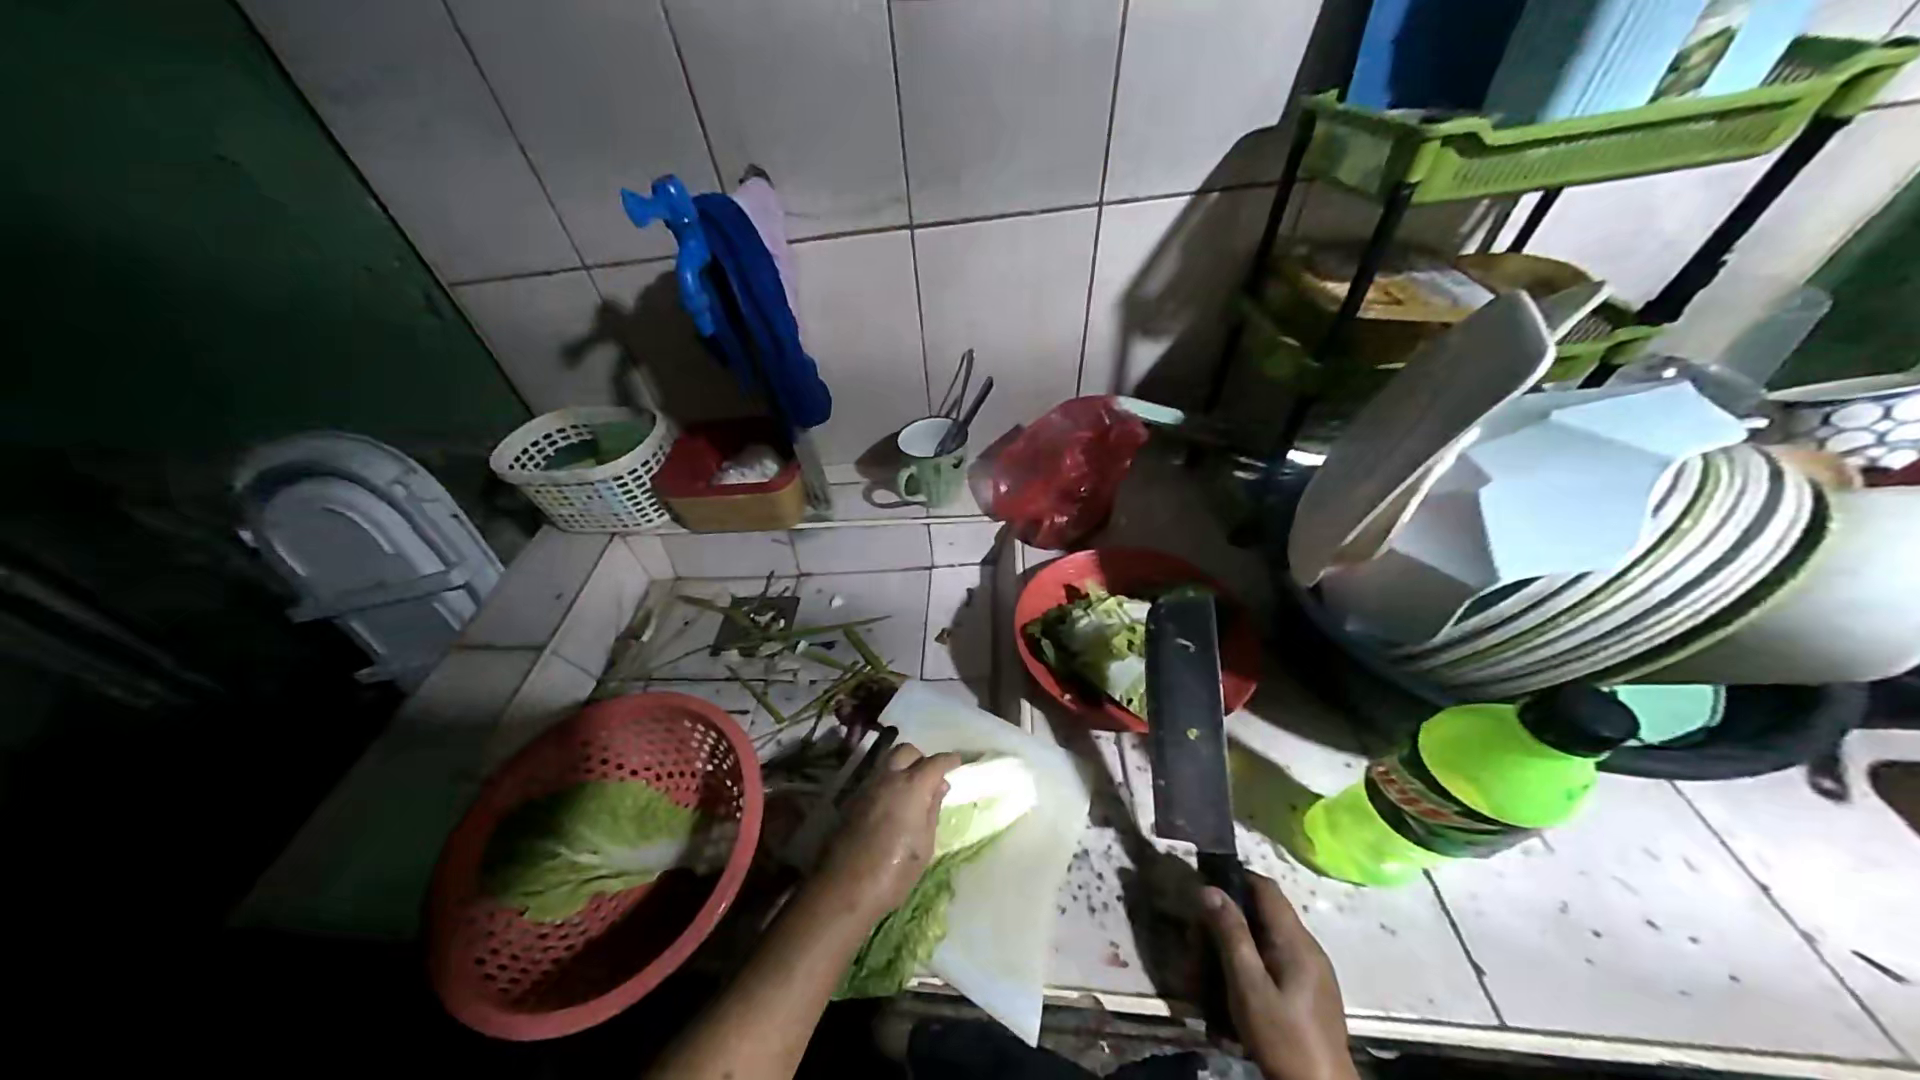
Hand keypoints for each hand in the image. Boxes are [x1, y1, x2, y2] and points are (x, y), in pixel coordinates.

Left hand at [812, 743, 962, 924]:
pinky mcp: (852, 799)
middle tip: (931, 777)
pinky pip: (875, 779)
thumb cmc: (894, 871)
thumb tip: (939, 786)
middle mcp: (888, 778)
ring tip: (912, 790)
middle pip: (907, 751)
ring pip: (888, 761)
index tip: (957, 763)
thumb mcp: (925, 844)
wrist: (845, 887)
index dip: (948, 760)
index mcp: (912, 786)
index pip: (935, 762)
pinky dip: (888, 781)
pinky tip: (892, 803)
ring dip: (902, 767)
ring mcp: (867, 786)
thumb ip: (933, 809)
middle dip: (922, 758)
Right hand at [1200, 874, 1357, 1079]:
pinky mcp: (1313, 991)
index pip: (1265, 887)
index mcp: (1296, 940)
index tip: (1204, 889)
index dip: (1235, 879)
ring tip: (1214, 965)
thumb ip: (1231, 935)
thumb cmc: (1283, 1038)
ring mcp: (1314, 971)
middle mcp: (1309, 947)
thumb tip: (1210, 889)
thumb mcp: (1248, 986)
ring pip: (1270, 937)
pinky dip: (1254, 960)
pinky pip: (1279, 959)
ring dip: (1240, 941)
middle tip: (1201, 937)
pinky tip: (1238, 986)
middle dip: (1231, 917)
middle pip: (1266, 912)